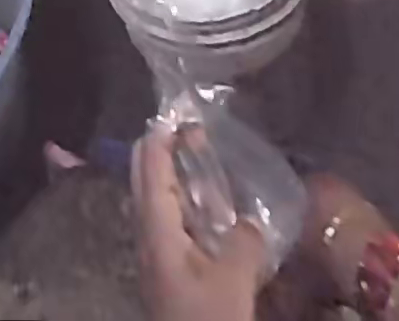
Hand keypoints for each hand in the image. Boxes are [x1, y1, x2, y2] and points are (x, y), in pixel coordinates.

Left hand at [132, 123, 265, 320]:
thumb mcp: (233, 284)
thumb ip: (244, 242)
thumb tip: (252, 220)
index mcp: (155, 227)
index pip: (150, 167)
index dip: (162, 138)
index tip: (179, 113)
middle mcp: (146, 232)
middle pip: (146, 176)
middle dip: (162, 149)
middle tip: (191, 130)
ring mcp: (154, 252)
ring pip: (156, 198)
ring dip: (172, 174)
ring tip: (198, 156)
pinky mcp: (166, 270)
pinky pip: (169, 220)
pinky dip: (182, 202)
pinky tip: (206, 207)